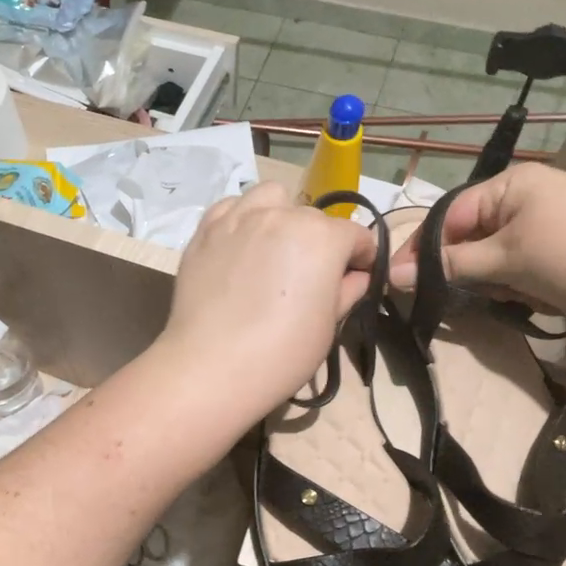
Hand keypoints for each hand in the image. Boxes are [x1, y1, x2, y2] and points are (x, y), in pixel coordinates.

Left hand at [154, 182, 377, 416]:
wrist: (210, 367)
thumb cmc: (281, 353)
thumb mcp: (328, 325)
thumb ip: (348, 290)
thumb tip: (356, 275)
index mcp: (321, 236)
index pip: (355, 235)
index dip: (361, 258)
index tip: (356, 277)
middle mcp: (281, 215)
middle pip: (312, 217)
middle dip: (319, 241)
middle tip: (308, 276)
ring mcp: (237, 218)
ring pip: (270, 198)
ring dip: (280, 215)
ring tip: (274, 248)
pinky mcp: (204, 232)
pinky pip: (230, 208)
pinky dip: (241, 219)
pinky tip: (240, 246)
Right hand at [389, 163, 565, 329]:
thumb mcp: (504, 259)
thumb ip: (447, 266)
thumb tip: (391, 276)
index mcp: (509, 183)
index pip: (445, 215)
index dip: (420, 250)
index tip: (397, 284)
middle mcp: (526, 195)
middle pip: (468, 235)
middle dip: (463, 268)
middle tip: (463, 296)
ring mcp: (548, 222)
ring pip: (494, 256)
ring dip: (494, 280)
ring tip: (514, 296)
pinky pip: (521, 266)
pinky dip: (520, 284)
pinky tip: (537, 297)